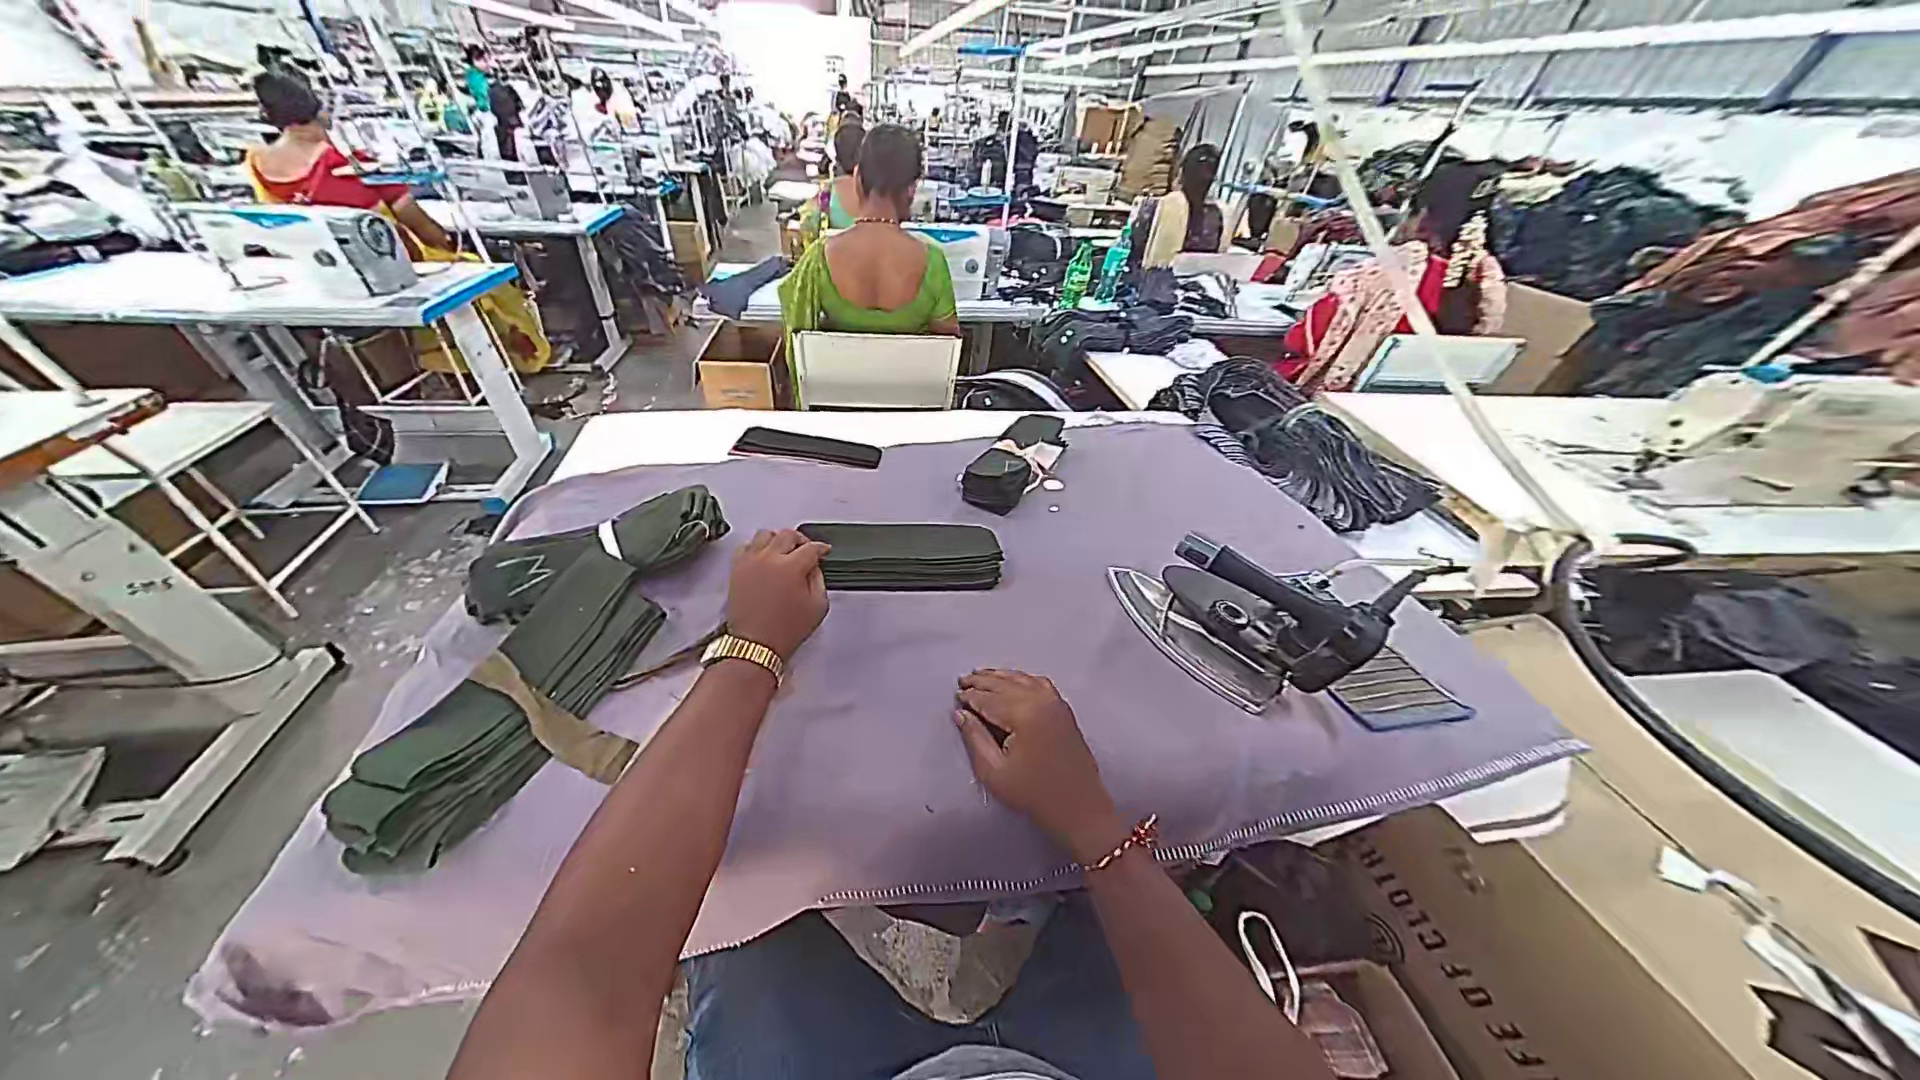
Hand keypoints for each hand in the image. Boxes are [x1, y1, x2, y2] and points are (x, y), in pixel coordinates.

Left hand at [726, 529, 829, 659]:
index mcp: (791, 567)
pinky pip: (746, 547)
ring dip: (778, 540)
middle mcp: (769, 559)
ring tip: (784, 550)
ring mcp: (750, 562)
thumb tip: (814, 566)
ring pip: (765, 535)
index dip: (821, 548)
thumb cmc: (784, 630)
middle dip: (801, 540)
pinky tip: (764, 557)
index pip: (811, 547)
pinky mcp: (736, 570)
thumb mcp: (818, 606)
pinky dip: (757, 548)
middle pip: (787, 534)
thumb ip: (819, 579)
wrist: (756, 645)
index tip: (823, 551)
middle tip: (806, 548)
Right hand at [953, 670, 1123, 863]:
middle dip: (982, 681)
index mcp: (1024, 714)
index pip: (989, 698)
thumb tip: (960, 714)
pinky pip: (1038, 683)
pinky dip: (1021, 679)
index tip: (956, 696)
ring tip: (981, 675)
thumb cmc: (1035, 795)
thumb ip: (975, 738)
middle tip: (963, 681)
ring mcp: (1055, 702)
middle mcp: (1041, 700)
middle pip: (1004, 684)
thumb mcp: (994, 771)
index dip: (970, 696)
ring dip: (999, 677)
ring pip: (1021, 679)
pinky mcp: (1063, 709)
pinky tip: (1012, 681)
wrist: (1079, 807)